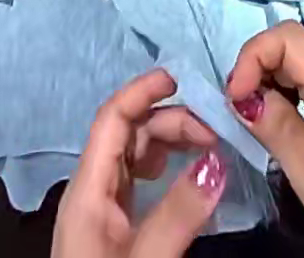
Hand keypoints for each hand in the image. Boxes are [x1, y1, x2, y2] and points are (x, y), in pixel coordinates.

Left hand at [52, 69, 225, 257]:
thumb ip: (180, 213)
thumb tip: (216, 162)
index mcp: (87, 184)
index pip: (111, 119)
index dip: (141, 91)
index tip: (178, 77)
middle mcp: (91, 186)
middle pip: (126, 135)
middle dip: (167, 121)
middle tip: (213, 129)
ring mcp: (101, 206)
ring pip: (134, 156)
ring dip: (168, 142)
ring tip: (208, 145)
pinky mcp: (113, 226)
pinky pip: (139, 181)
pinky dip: (165, 169)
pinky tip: (188, 172)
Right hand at [225, 23, 303, 257]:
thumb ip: (279, 131)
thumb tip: (241, 97)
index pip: (285, 37)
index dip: (252, 56)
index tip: (236, 98)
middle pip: (288, 47)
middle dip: (255, 72)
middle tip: (242, 114)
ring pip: (295, 63)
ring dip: (267, 84)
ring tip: (258, 124)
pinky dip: (284, 95)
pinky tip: (284, 129)